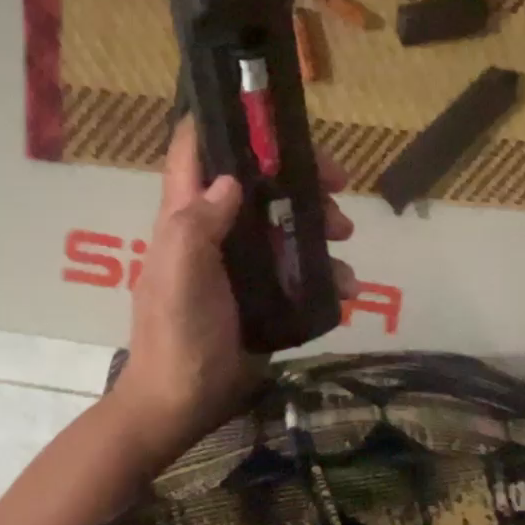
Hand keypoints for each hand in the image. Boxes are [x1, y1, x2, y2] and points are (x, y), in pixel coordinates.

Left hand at [112, 117, 357, 445]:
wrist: (183, 405)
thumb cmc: (178, 339)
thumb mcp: (180, 278)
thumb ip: (196, 226)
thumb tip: (232, 182)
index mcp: (185, 217)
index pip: (196, 149)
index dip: (228, 122)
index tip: (276, 119)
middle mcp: (212, 232)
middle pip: (257, 184)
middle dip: (299, 178)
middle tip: (338, 187)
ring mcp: (239, 266)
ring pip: (284, 226)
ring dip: (319, 225)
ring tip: (346, 240)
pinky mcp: (260, 298)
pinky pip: (296, 273)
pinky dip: (323, 274)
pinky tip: (344, 289)